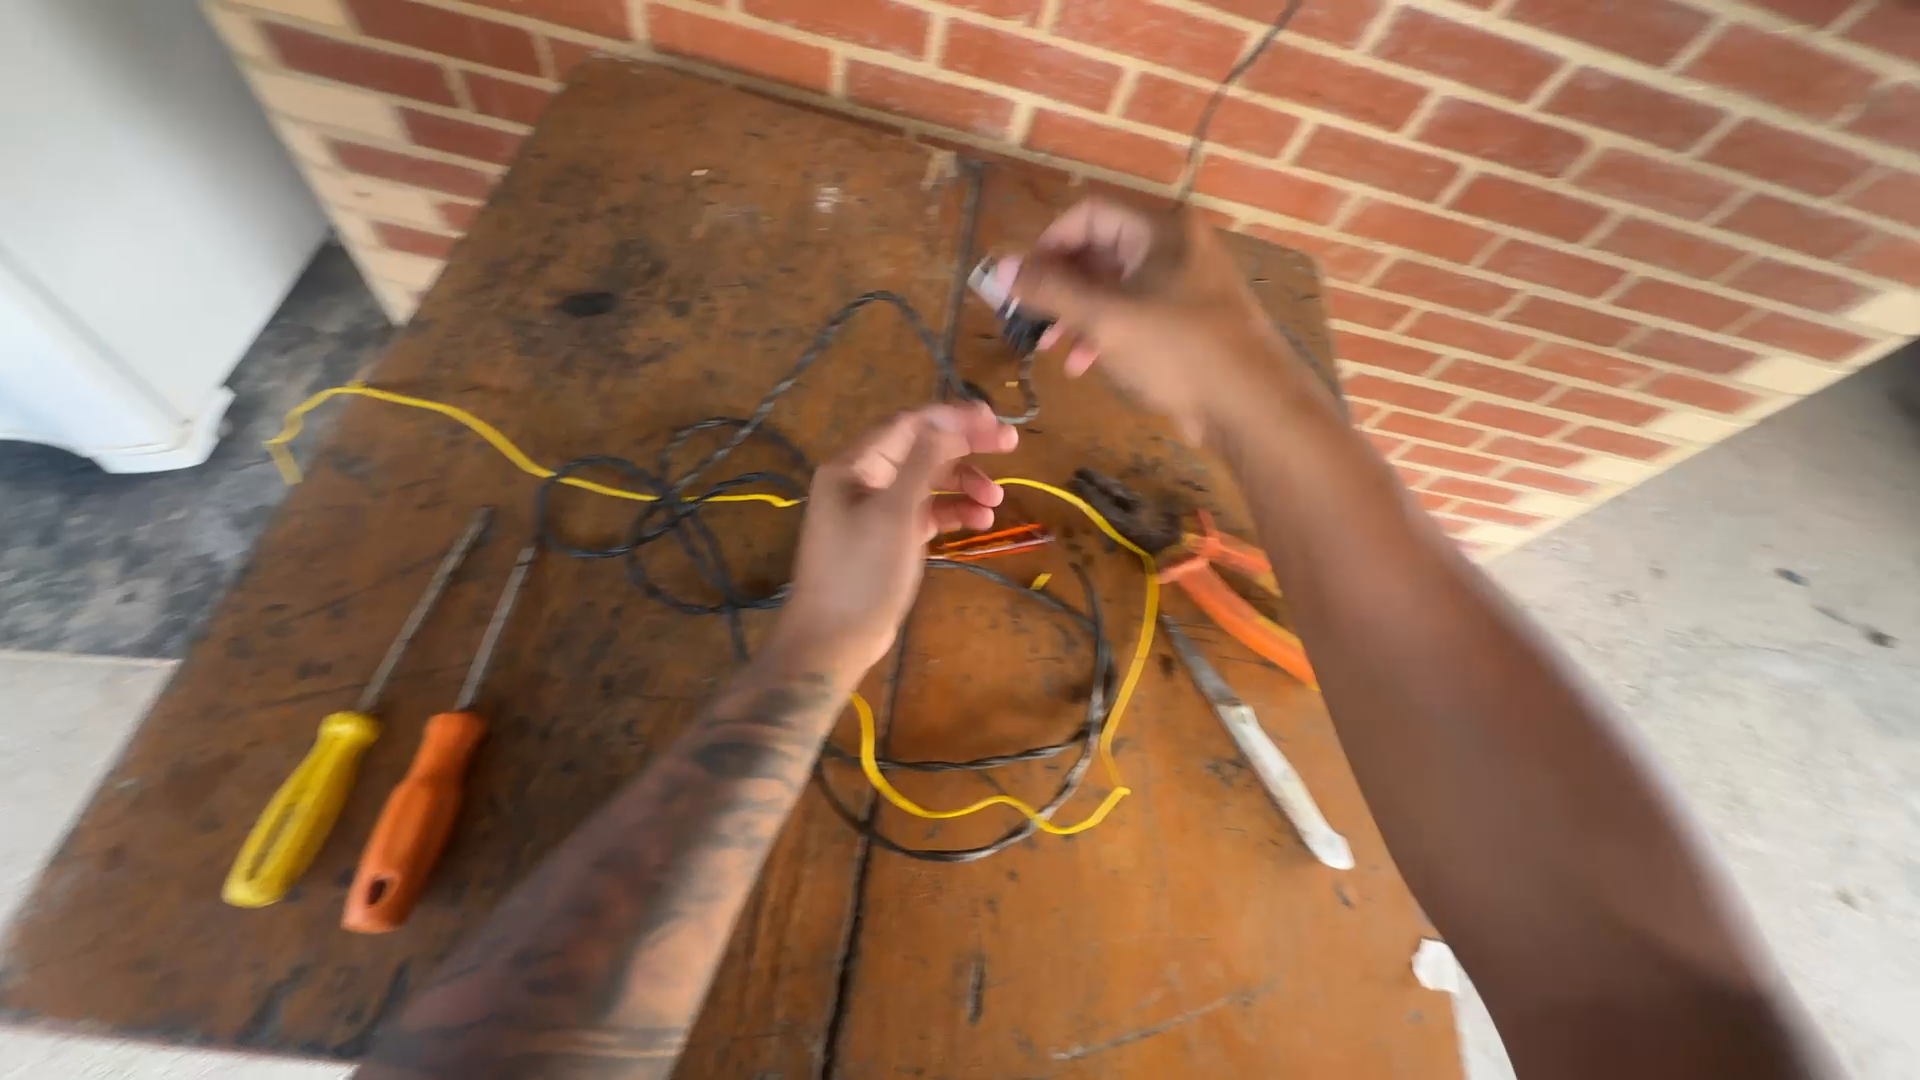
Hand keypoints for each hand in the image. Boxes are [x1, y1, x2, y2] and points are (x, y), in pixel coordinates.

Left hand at [768, 403, 1017, 680]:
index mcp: (854, 465)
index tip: (996, 420)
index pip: (910, 424)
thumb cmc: (862, 572)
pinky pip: (925, 512)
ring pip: (927, 482)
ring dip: (964, 484)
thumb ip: (923, 462)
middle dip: (965, 448)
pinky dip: (952, 512)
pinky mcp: (888, 538)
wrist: (834, 639)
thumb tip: (949, 422)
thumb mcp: (895, 512)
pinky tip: (980, 520)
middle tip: (1011, 445)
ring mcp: (875, 510)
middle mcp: (863, 480)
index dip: (954, 417)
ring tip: (996, 501)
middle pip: (922, 450)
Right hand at [1008, 197, 1307, 444]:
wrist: (1249, 405)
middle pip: (1098, 252)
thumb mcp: (1104, 319)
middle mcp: (1172, 247)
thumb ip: (1050, 291)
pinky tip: (1085, 364)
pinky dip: (1104, 333)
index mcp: (1159, 229)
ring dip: (1077, 315)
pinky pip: (1134, 314)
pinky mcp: (1186, 322)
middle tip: (1028, 319)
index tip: (1018, 283)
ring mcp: (1182, 285)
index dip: (1046, 244)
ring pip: (1113, 287)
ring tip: (1053, 348)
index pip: (1087, 214)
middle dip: (1059, 286)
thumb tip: (999, 266)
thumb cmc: (1177, 351)